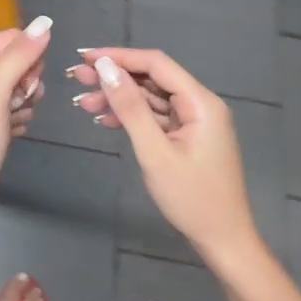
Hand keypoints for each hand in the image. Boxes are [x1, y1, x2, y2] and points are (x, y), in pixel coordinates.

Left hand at [0, 18, 51, 212]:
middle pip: (20, 62)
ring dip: (24, 105)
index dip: (29, 60)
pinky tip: (8, 134)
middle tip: (14, 107)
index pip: (14, 39)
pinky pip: (15, 107)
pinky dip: (18, 119)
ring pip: (21, 86)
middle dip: (27, 85)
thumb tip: (45, 21)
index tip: (25, 86)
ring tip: (9, 124)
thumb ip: (19, 56)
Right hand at [70, 48, 261, 264]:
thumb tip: (106, 68)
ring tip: (82, 103)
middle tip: (76, 78)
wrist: (224, 242)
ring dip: (118, 99)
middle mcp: (200, 104)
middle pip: (151, 79)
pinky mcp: (187, 137)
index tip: (85, 58)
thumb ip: (130, 107)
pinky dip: (130, 117)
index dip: (119, 57)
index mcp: (201, 102)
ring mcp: (194, 121)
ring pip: (150, 98)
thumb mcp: (155, 152)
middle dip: (114, 77)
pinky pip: (155, 117)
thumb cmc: (192, 198)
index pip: (156, 64)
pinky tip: (104, 121)